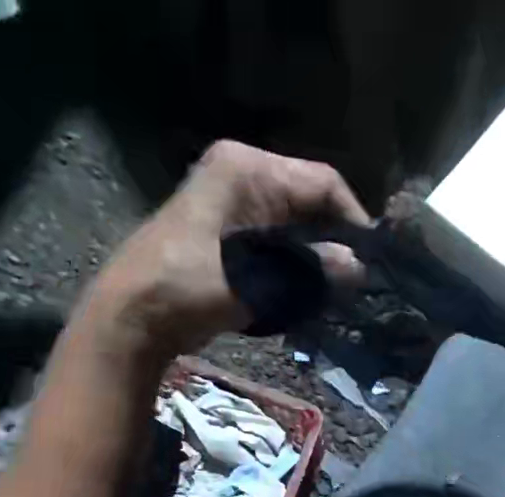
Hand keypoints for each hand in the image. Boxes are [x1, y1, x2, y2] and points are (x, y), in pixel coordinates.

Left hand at [86, 141, 369, 353]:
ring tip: (336, 294)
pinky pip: (280, 245)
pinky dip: (296, 268)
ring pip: (298, 228)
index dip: (354, 220)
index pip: (323, 183)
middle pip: (311, 204)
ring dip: (317, 260)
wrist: (131, 318)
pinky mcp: (232, 237)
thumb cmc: (187, 289)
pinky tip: (308, 295)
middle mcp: (245, 178)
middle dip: (336, 243)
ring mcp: (236, 207)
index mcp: (247, 169)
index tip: (372, 262)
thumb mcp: (256, 280)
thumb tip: (358, 268)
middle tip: (357, 284)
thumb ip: (311, 272)